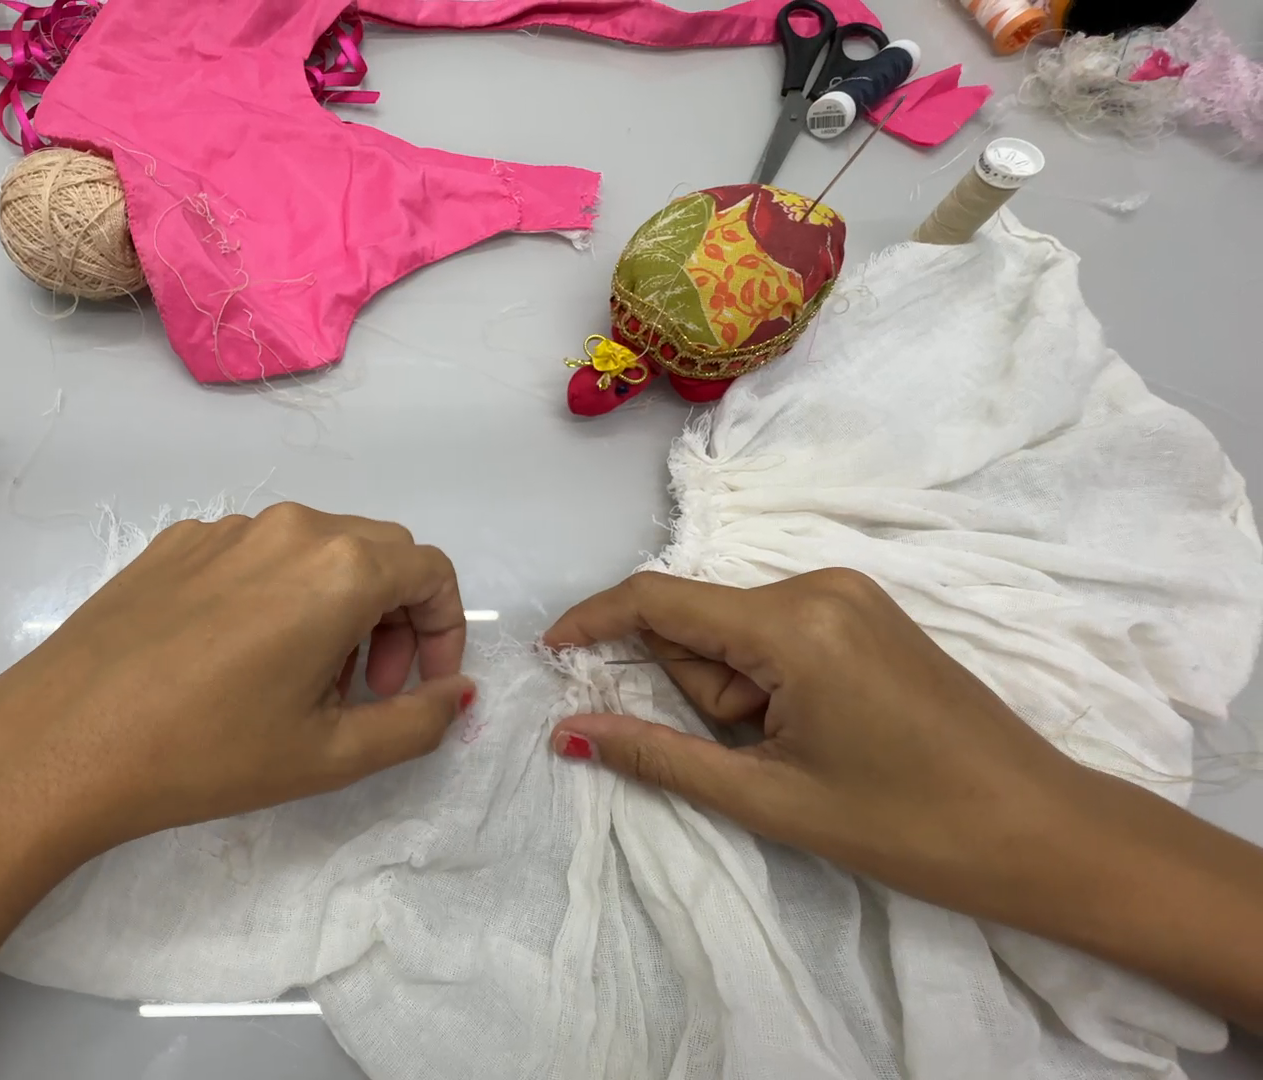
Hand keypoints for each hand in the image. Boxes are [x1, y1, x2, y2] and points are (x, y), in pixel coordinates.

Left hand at [0, 503, 474, 859]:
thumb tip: (456, 693)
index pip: (430, 570)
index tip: (419, 686)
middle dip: (392, 618)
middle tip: (363, 688)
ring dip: (334, 605)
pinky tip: (234, 655)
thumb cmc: (208, 752)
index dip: (442, 628)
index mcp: (339, 567)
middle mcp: (289, 527)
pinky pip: (255, 554)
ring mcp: (225, 527)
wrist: (62, 740)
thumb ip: (416, 722)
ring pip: (315, 551)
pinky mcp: (176, 540)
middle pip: (376, 552)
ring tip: (298, 677)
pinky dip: (277, 593)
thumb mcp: (330, 754)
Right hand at [543, 569, 1262, 1033]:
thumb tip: (567, 733)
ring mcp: (844, 592)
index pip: (656, 599)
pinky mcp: (860, 608)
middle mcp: (814, 585)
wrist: (1057, 839)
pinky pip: (765, 627)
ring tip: (791, 743)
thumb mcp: (765, 798)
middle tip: (750, 747)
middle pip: (694, 620)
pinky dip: (756, 673)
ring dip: (729, 686)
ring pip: (727, 626)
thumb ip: (654, 755)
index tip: (551, 653)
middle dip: (694, 685)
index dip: (592, 620)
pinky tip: (805, 721)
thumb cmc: (908, 826)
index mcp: (791, 625)